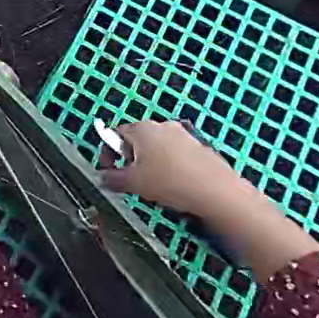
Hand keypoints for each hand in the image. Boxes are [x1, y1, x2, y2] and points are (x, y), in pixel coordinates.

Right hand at [98, 120, 260, 218]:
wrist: (216, 191)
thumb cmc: (171, 182)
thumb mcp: (133, 183)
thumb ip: (111, 178)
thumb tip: (102, 177)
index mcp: (141, 129)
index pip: (113, 134)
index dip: (106, 154)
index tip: (108, 172)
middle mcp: (161, 126)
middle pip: (135, 140)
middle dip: (129, 160)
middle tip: (130, 180)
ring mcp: (182, 134)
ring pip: (156, 147)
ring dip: (149, 163)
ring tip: (152, 186)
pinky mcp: (198, 146)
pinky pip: (174, 154)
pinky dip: (168, 166)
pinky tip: (173, 185)